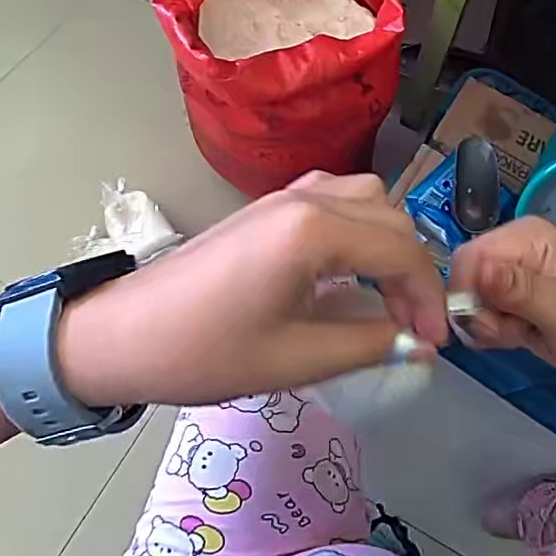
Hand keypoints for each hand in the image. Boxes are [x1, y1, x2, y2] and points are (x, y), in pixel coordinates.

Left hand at [56, 172, 447, 406]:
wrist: (121, 333)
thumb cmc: (203, 351)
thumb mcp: (295, 359)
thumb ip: (370, 345)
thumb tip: (421, 345)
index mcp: (313, 231)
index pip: (401, 251)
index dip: (428, 298)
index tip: (434, 344)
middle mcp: (307, 198)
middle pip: (391, 218)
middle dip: (413, 272)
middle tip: (412, 326)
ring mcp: (285, 195)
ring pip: (367, 199)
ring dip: (388, 243)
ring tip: (386, 295)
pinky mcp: (269, 206)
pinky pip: (336, 201)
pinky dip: (359, 230)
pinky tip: (348, 270)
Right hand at [448, 216, 555, 384]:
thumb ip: (524, 291)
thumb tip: (483, 271)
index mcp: (528, 234)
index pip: (472, 256)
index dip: (469, 292)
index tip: (489, 325)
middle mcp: (512, 247)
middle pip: (464, 277)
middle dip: (479, 312)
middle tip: (509, 333)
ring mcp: (506, 274)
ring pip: (466, 300)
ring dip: (486, 326)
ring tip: (520, 334)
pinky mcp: (503, 299)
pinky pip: (474, 315)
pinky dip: (488, 332)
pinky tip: (515, 337)